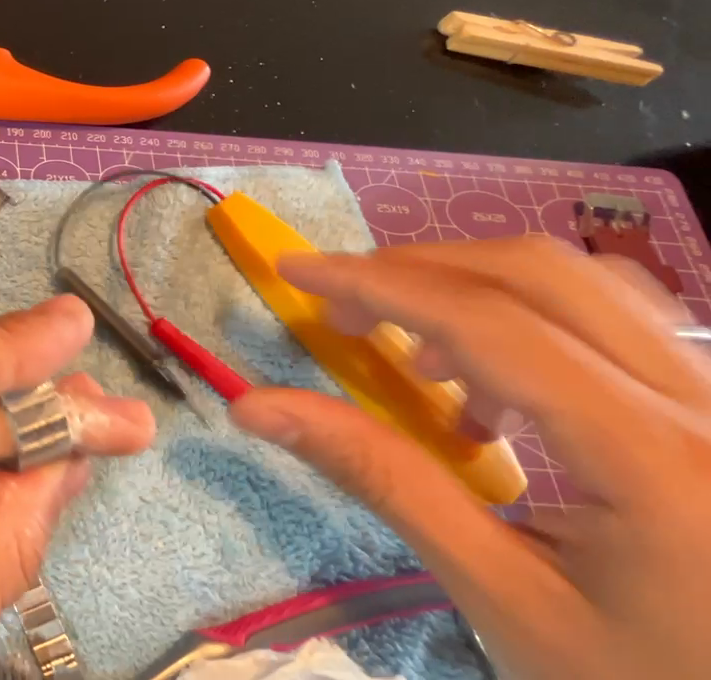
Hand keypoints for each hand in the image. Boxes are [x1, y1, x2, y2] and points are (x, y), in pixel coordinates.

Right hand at [229, 238, 710, 679]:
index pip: (489, 323)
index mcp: (655, 459)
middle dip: (418, 269)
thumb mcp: (498, 592)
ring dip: (474, 287)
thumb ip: (383, 479)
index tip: (293, 272)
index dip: (377, 284)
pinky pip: (620, 319)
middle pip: (543, 274)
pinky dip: (530, 317)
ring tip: (412, 348)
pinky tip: (492, 387)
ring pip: (588, 282)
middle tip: (340, 307)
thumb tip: (253, 406)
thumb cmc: (633, 676)